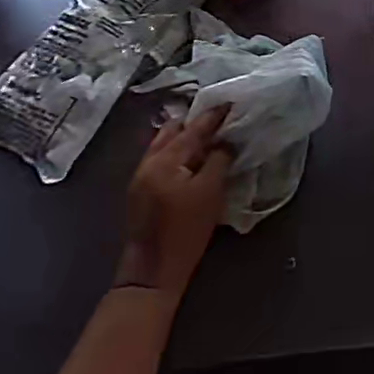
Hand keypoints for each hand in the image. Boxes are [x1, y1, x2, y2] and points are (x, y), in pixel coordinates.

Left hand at [114, 105, 233, 292]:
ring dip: (186, 137)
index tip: (232, 102)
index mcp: (164, 159)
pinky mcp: (141, 192)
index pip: (193, 128)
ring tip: (209, 137)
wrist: (153, 272)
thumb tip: (225, 142)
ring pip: (164, 144)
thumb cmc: (185, 229)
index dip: (214, 115)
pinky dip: (178, 152)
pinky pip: (161, 158)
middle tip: (220, 120)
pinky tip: (194, 159)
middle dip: (196, 122)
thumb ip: (219, 159)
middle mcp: (147, 163)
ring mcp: (140, 178)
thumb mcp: (211, 190)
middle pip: (172, 130)